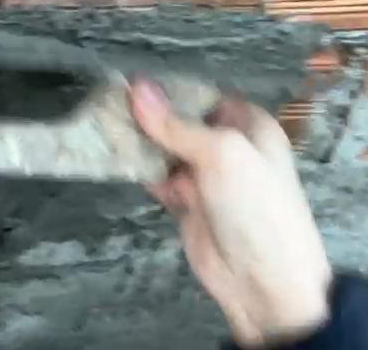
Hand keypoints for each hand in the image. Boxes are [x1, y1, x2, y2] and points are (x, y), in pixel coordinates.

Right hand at [130, 80, 331, 348]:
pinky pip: (155, 172)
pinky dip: (136, 165)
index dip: (169, 86)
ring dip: (138, 137)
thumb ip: (174, 123)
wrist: (265, 286)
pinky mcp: (186, 199)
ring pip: (163, 144)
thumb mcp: (221, 154)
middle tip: (108, 99)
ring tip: (103, 123)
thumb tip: (135, 86)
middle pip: (178, 118)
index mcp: (248, 126)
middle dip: (146, 111)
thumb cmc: (256, 209)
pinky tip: (112, 153)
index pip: (202, 92)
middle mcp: (227, 146)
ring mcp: (205, 174)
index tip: (130, 79)